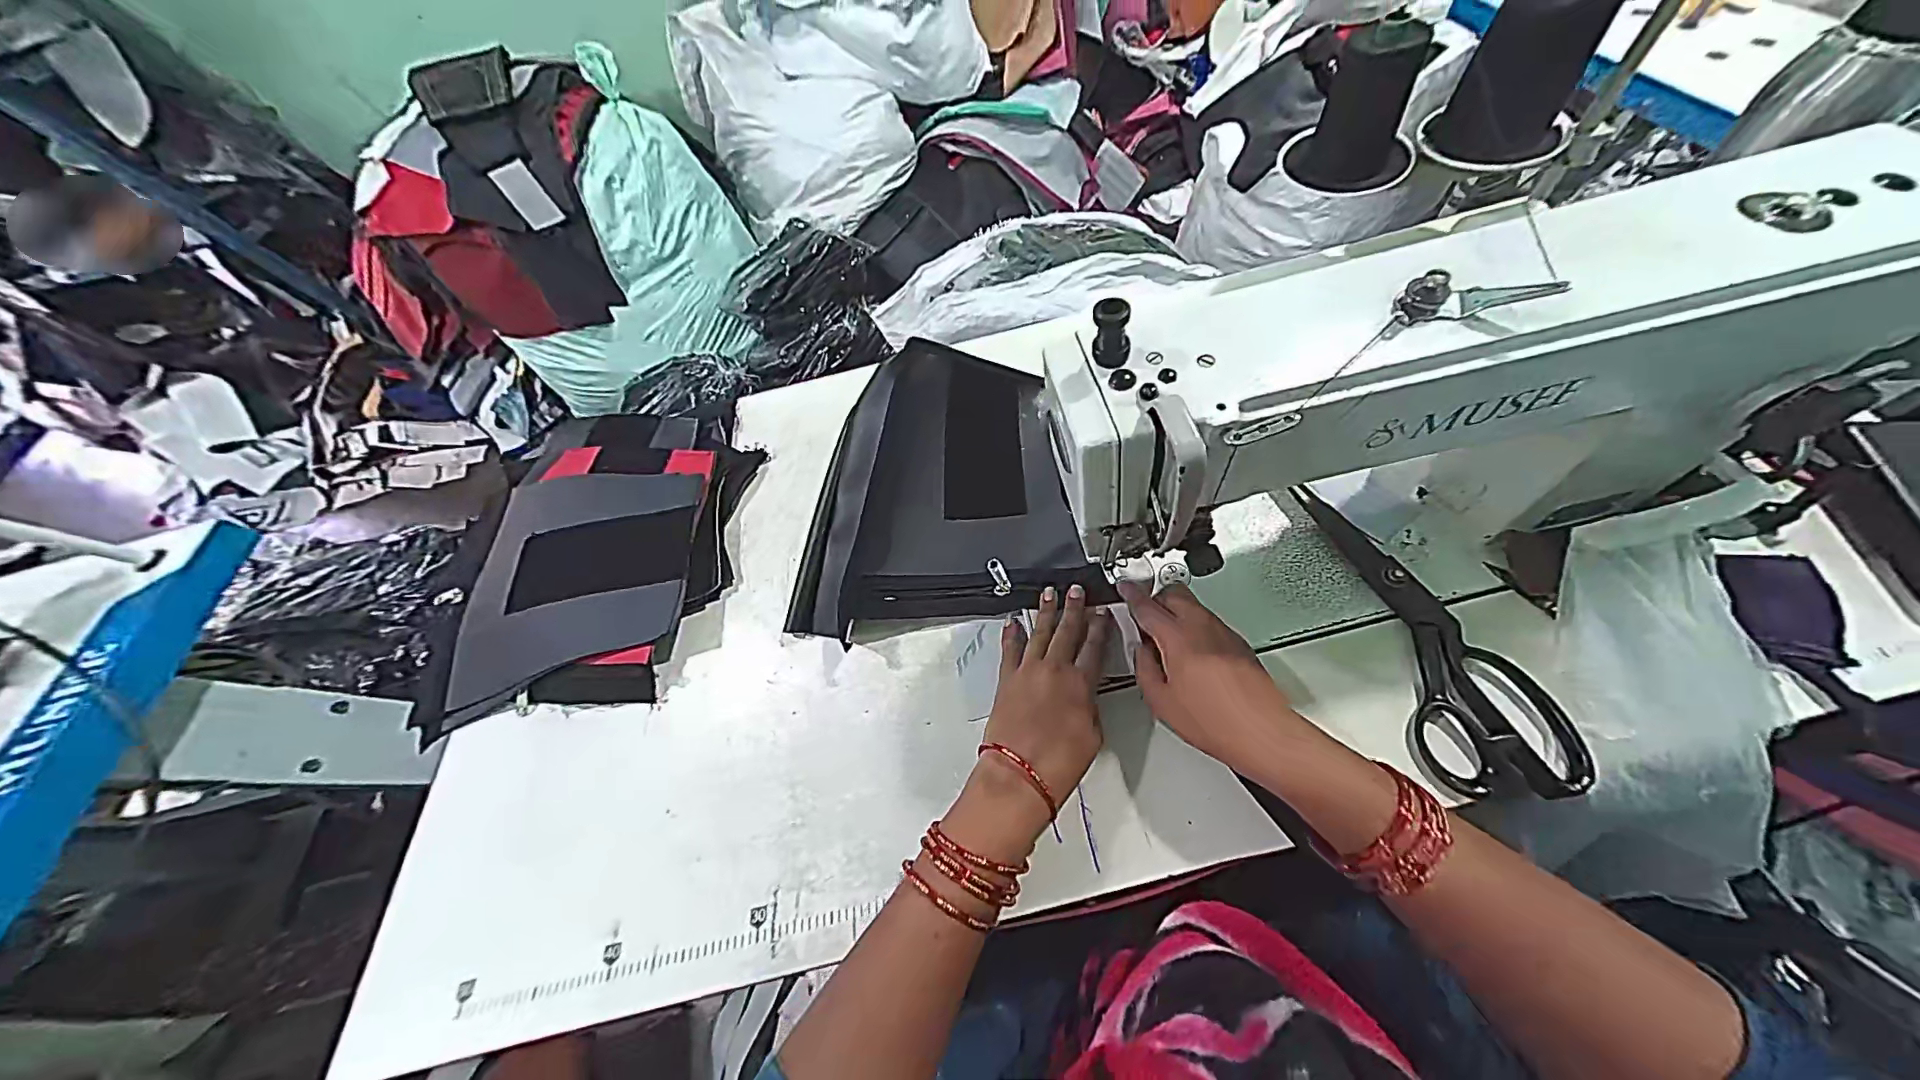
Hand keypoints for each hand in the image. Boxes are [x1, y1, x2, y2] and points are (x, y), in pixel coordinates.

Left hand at [974, 584, 1110, 827]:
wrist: (1020, 774)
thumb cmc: (1056, 764)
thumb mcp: (1092, 737)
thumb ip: (1090, 708)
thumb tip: (1085, 700)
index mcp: (1081, 684)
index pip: (1095, 646)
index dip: (1100, 627)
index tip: (1102, 614)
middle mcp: (1055, 671)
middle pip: (1067, 631)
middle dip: (1074, 609)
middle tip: (1077, 592)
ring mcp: (1028, 672)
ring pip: (1039, 632)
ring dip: (1046, 612)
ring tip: (1049, 595)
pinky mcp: (1007, 680)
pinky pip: (1010, 649)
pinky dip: (1012, 634)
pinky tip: (1014, 623)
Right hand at [1120, 582, 1302, 771]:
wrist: (1263, 733)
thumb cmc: (1219, 722)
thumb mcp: (1161, 701)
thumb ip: (1144, 667)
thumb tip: (1141, 653)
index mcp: (1179, 637)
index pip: (1148, 605)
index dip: (1132, 594)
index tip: (1126, 589)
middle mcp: (1204, 627)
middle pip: (1174, 592)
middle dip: (1155, 598)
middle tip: (1143, 615)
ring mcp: (1224, 633)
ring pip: (1193, 605)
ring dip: (1176, 612)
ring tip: (1165, 639)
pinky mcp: (1239, 643)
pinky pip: (1209, 621)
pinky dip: (1194, 626)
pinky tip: (1189, 652)